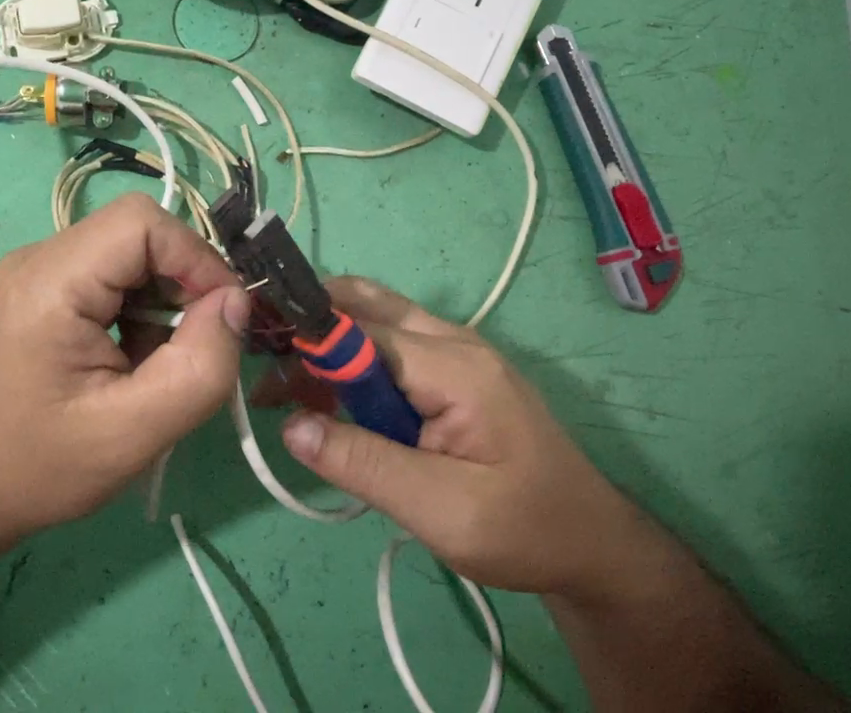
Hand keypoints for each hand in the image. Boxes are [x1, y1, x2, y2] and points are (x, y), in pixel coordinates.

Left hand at [0, 193, 249, 544]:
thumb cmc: (47, 466)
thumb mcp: (138, 432)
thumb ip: (201, 365)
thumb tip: (236, 301)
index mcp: (48, 284)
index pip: (140, 222)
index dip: (195, 258)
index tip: (222, 316)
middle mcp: (36, 258)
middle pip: (136, 232)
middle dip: (181, 282)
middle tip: (192, 345)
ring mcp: (36, 268)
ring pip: (129, 250)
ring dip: (162, 298)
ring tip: (153, 360)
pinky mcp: (42, 285)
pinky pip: (110, 270)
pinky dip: (139, 305)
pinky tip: (130, 355)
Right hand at [273, 277, 655, 597]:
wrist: (594, 547)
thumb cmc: (523, 530)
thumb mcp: (441, 510)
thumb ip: (364, 464)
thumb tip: (290, 426)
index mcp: (453, 367)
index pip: (358, 332)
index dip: (304, 344)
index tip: (256, 367)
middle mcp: (453, 342)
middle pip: (364, 304)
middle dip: (308, 327)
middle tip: (266, 370)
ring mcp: (457, 354)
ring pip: (374, 320)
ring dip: (326, 344)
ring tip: (285, 389)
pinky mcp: (454, 374)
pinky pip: (391, 347)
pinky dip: (350, 362)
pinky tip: (330, 400)